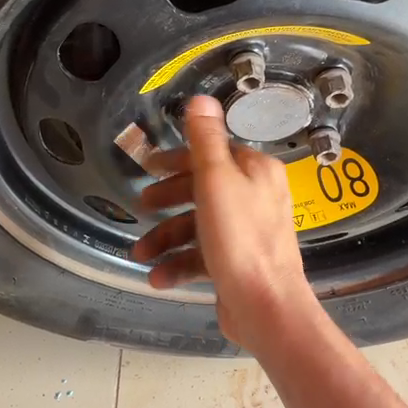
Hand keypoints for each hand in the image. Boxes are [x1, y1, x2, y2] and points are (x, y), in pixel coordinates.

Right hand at [131, 95, 321, 349]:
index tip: (148, 168)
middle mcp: (256, 197)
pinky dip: (179, 264)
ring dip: (166, 238)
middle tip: (142, 206)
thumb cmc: (240, 239)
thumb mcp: (216, 180)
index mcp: (255, 171)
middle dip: (168, 200)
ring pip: (199, 225)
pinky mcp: (240, 264)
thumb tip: (201, 98)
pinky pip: (203, 256)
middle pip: (202, 189)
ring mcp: (249, 233)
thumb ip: (204, 139)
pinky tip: (158, 278)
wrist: (266, 308)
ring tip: (140, 254)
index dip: (177, 161)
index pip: (211, 154)